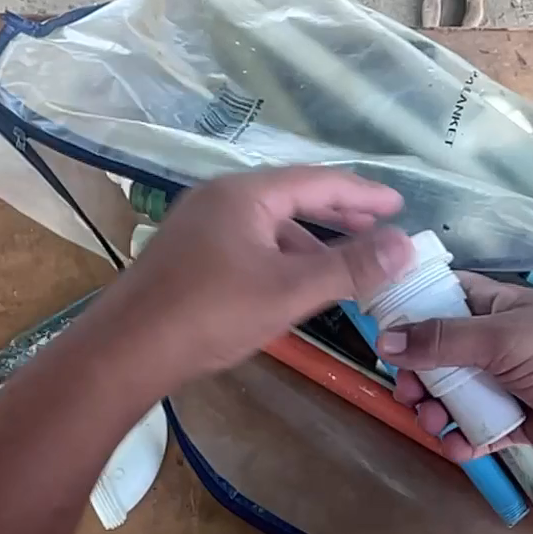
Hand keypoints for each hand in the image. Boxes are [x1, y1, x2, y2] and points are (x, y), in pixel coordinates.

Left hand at [72, 167, 413, 393]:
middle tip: (379, 229)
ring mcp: (201, 228)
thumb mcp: (289, 290)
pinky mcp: (190, 257)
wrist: (126, 351)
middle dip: (339, 215)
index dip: (363, 194)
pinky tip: (295, 284)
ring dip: (311, 242)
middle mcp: (221, 200)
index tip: (398, 205)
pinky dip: (283, 259)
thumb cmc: (210, 313)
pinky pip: (251, 245)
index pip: (318, 182)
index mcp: (245, 195)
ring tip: (345, 262)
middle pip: (293, 199)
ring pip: (270, 227)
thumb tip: (406, 246)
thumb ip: (350, 267)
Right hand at [378, 273, 532, 475]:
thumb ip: (445, 340)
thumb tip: (385, 339)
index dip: (410, 310)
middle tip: (406, 390)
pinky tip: (460, 446)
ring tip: (433, 421)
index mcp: (496, 307)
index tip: (379, 330)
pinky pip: (474, 428)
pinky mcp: (513, 423)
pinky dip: (462, 438)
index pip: (443, 296)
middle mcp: (496, 342)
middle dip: (416, 372)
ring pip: (451, 393)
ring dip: (434, 408)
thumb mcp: (506, 340)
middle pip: (437, 352)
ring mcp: (504, 383)